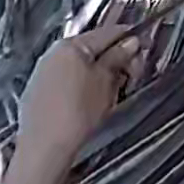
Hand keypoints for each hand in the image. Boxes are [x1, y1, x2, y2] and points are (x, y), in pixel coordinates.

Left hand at [16, 24, 141, 175]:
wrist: (43, 150)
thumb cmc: (78, 112)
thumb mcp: (106, 81)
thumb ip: (118, 56)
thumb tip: (131, 41)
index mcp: (71, 45)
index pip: (109, 32)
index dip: (131, 39)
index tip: (146, 49)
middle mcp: (54, 53)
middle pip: (94, 47)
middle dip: (116, 58)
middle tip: (133, 75)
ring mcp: (43, 72)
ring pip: (81, 63)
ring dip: (101, 71)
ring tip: (114, 90)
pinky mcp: (37, 92)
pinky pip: (68, 77)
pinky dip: (84, 82)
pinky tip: (92, 99)